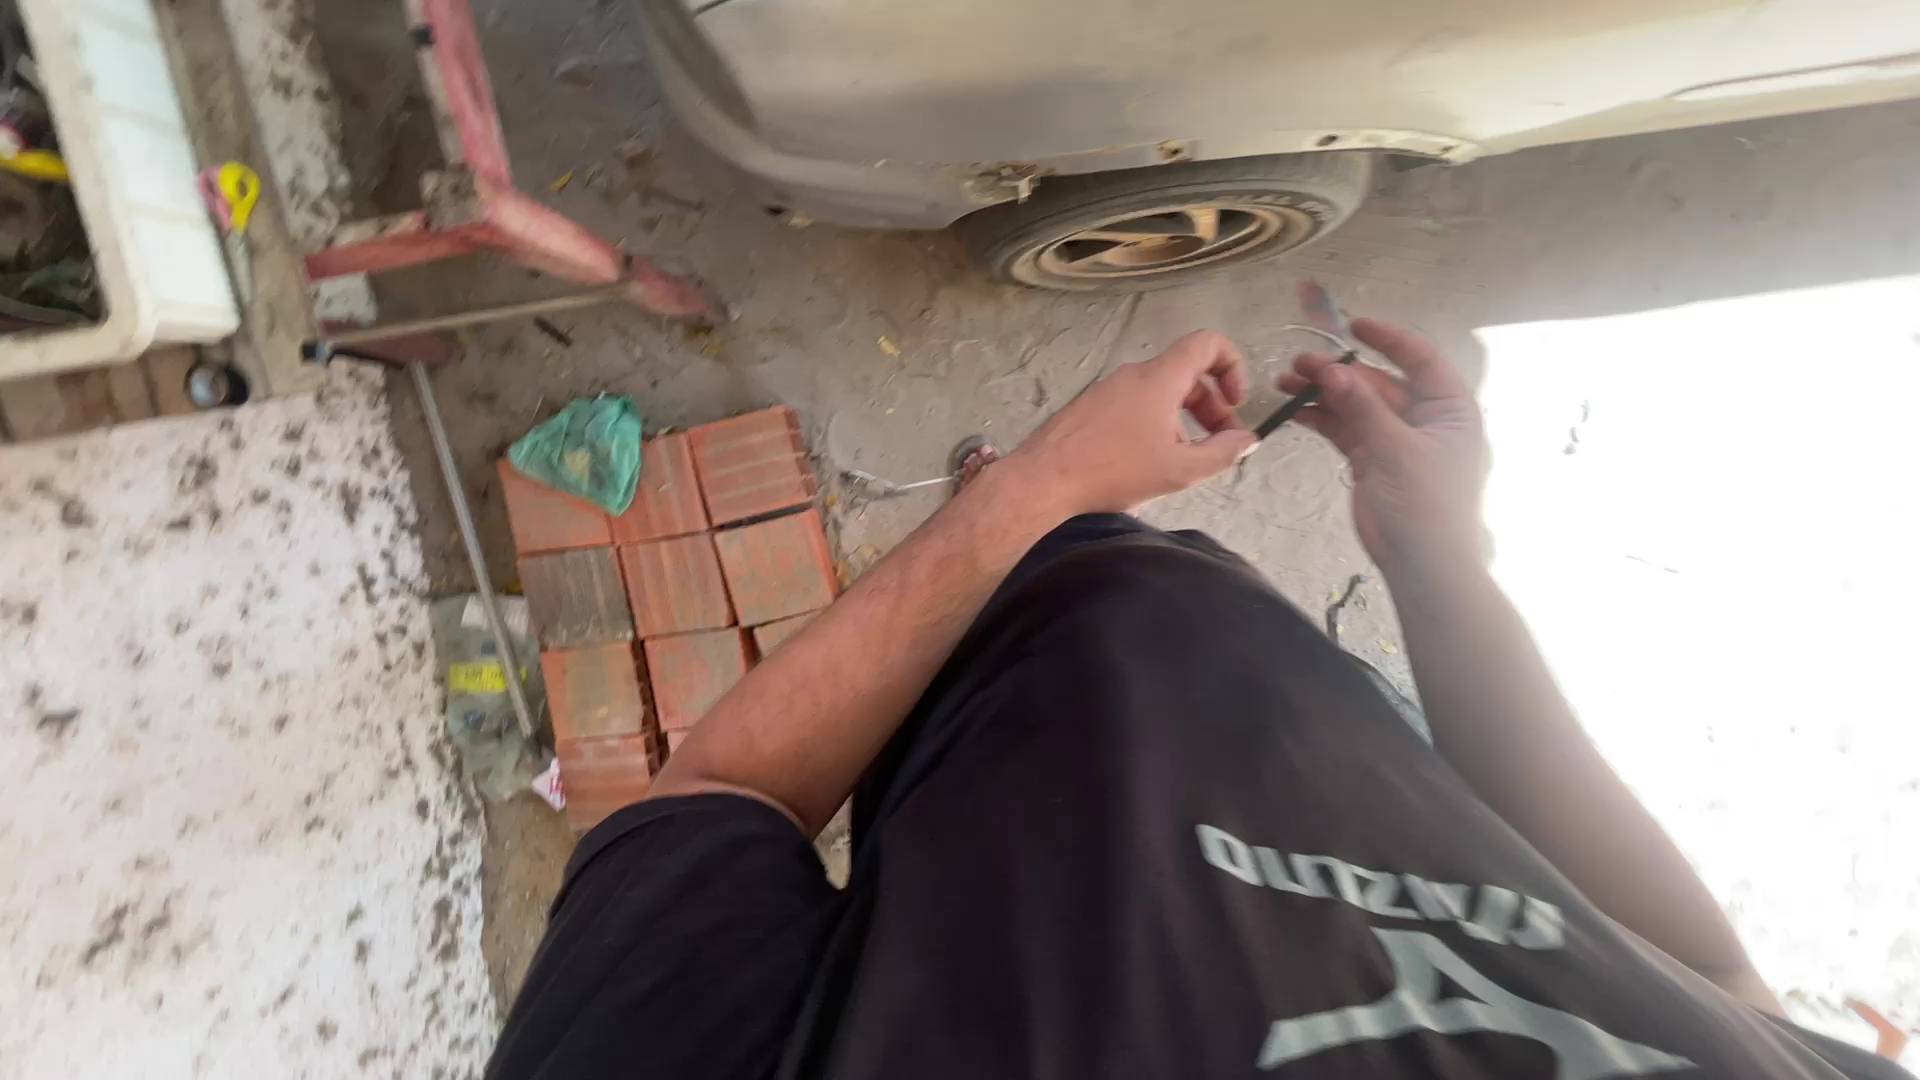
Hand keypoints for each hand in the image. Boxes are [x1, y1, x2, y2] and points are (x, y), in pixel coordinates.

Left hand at [1009, 330, 1256, 516]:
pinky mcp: (1087, 408)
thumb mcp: (1179, 470)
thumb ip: (1222, 453)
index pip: (1207, 343)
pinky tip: (1143, 462)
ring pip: (1157, 394)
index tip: (1234, 403)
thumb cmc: (1114, 471)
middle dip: (1209, 406)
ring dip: (1180, 421)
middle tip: (1217, 443)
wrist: (1044, 479)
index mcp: (1159, 378)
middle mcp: (1132, 374)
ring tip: (1180, 460)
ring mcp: (1106, 389)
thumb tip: (1248, 440)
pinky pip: (1131, 406)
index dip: (1232, 366)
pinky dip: (1150, 425)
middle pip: (1184, 374)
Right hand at [1280, 318, 1485, 576]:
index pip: (1419, 360)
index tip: (1353, 324)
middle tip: (1298, 364)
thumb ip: (1363, 409)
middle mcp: (1423, 417)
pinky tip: (1295, 410)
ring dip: (1323, 394)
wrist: (1421, 561)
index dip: (1388, 339)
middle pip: (1377, 382)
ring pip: (1355, 405)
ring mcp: (1394, 438)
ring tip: (1285, 383)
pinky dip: (1321, 419)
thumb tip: (1332, 371)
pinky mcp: (1370, 459)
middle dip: (1339, 371)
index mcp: (1449, 408)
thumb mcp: (1397, 450)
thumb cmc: (1426, 503)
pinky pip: (1344, 429)